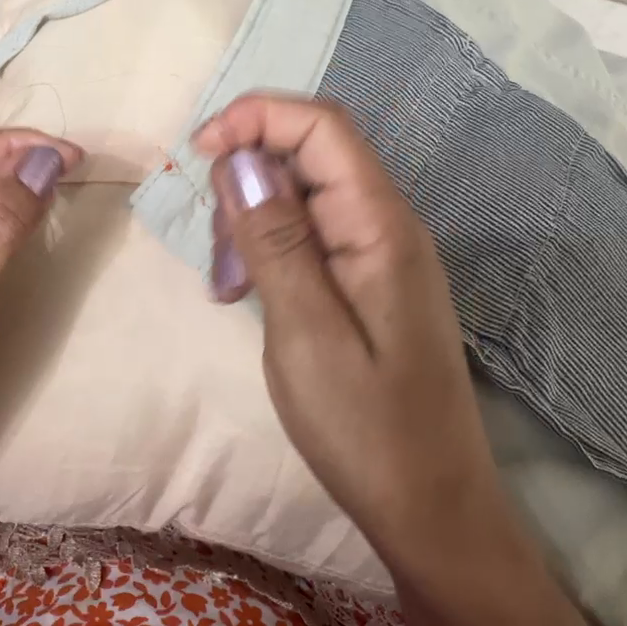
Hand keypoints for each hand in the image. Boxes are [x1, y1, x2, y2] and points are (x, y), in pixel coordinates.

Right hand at [196, 93, 581, 625]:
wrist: (430, 509)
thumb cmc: (368, 427)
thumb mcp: (306, 333)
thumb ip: (275, 241)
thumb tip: (238, 160)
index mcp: (380, 224)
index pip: (321, 126)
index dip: (254, 117)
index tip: (195, 151)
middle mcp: (383, 223)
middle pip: (308, 151)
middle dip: (244, 172)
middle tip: (212, 242)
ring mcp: (374, 251)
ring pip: (299, 192)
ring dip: (249, 217)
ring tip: (225, 281)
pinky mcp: (361, 278)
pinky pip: (305, 233)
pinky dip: (263, 247)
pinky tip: (242, 291)